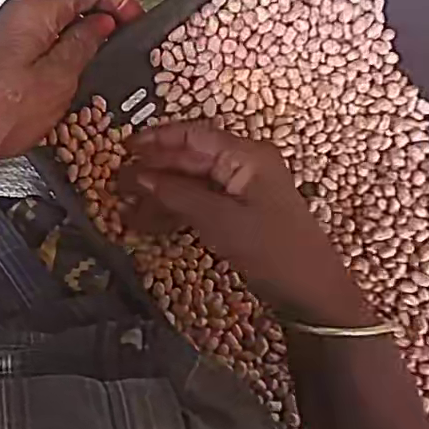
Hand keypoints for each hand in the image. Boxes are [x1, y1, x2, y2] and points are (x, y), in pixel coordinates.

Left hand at [0, 0, 142, 171]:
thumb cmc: (6, 112)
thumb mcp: (58, 79)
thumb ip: (83, 45)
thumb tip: (102, 23)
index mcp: (37, 8)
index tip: (137, 25)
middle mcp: (22, 9)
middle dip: (106, 10)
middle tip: (127, 41)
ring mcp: (12, 28)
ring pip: (61, 13)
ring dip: (87, 27)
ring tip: (107, 55)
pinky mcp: (8, 48)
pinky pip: (46, 32)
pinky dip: (68, 40)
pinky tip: (79, 65)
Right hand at [117, 122, 376, 326]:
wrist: (311, 292)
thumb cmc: (271, 250)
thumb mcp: (219, 220)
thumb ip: (176, 194)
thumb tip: (137, 174)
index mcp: (246, 155)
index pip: (194, 135)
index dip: (157, 138)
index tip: (124, 146)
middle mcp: (243, 165)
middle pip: (190, 158)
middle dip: (153, 168)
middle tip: (117, 178)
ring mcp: (240, 189)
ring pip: (191, 182)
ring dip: (159, 192)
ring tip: (125, 203)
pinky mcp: (237, 213)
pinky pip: (199, 203)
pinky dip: (174, 210)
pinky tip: (147, 221)